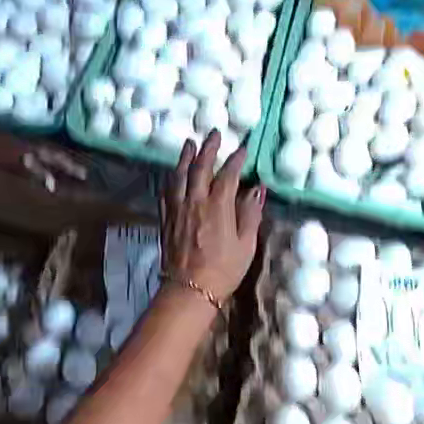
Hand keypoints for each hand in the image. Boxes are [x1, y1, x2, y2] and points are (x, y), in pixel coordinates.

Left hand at [162, 133, 264, 303]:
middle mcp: (195, 201)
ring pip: (179, 175)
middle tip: (214, 134)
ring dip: (185, 157)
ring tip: (190, 144)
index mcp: (218, 206)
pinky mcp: (165, 218)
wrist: (189, 289)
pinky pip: (166, 191)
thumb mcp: (246, 244)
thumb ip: (250, 213)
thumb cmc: (224, 270)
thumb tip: (257, 189)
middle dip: (208, 148)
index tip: (243, 149)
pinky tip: (172, 174)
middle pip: (200, 167)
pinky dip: (170, 179)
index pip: (228, 174)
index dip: (236, 160)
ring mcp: (177, 209)